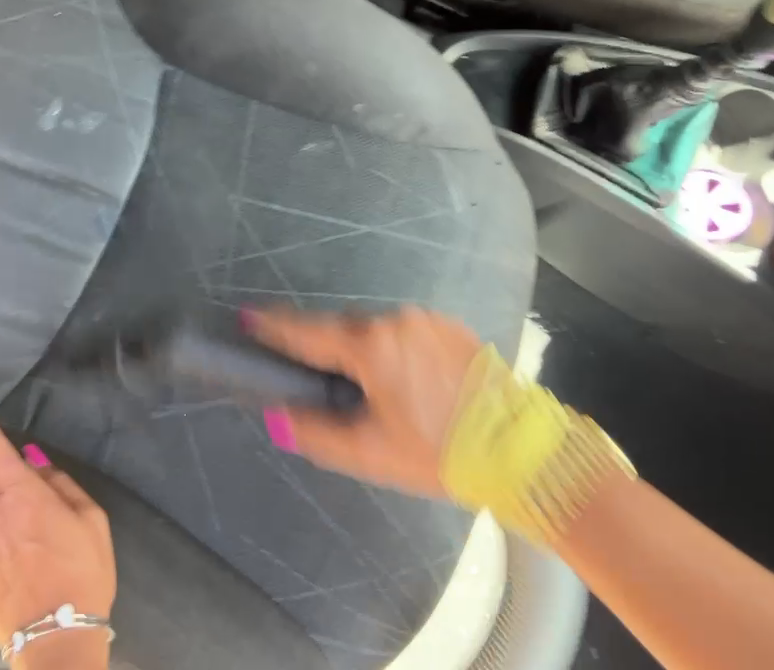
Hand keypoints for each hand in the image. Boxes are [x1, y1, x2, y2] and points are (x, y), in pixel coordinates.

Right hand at [245, 305, 483, 497]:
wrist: (525, 455)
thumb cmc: (439, 454)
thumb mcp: (370, 453)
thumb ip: (315, 432)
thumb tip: (277, 415)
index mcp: (371, 345)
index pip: (307, 330)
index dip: (274, 327)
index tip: (248, 318)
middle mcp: (397, 320)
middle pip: (343, 329)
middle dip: (328, 351)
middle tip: (324, 384)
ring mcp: (429, 320)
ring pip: (377, 331)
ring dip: (366, 352)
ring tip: (374, 393)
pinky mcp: (454, 328)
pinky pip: (407, 334)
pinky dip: (396, 351)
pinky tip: (409, 384)